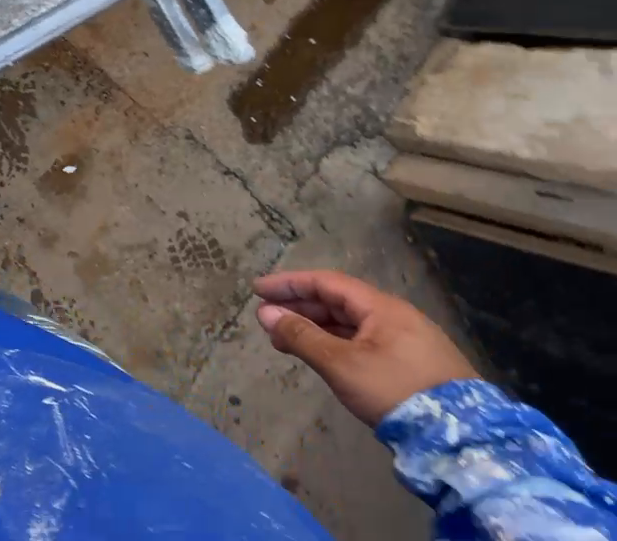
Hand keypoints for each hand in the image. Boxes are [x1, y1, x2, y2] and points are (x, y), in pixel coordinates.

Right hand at [254, 269, 478, 426]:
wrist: (465, 441)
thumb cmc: (396, 391)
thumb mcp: (339, 363)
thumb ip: (300, 335)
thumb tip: (266, 313)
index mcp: (383, 309)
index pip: (326, 282)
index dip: (288, 284)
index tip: (257, 291)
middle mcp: (399, 318)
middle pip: (338, 301)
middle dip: (299, 308)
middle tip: (268, 320)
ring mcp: (411, 342)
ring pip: (352, 323)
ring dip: (315, 327)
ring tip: (287, 342)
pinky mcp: (417, 365)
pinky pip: (365, 341)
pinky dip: (336, 342)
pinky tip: (321, 356)